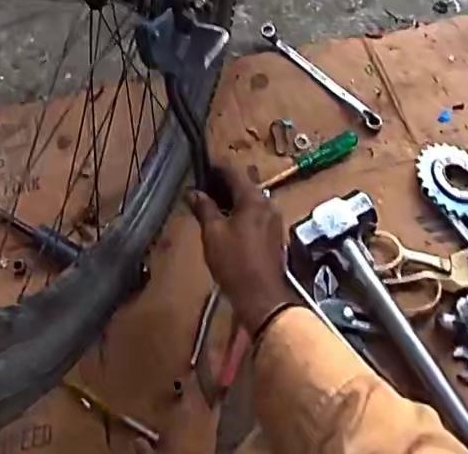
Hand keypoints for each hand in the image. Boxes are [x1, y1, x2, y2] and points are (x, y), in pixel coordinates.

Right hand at [186, 164, 299, 333]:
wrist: (263, 301)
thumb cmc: (235, 262)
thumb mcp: (213, 233)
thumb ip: (203, 208)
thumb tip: (192, 192)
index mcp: (253, 198)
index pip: (232, 171)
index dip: (214, 168)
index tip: (199, 169)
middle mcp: (268, 203)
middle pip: (243, 184)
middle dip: (223, 185)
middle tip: (202, 189)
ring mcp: (274, 220)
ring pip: (250, 200)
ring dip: (232, 200)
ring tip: (212, 207)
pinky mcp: (275, 236)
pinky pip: (256, 214)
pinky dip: (242, 213)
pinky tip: (228, 223)